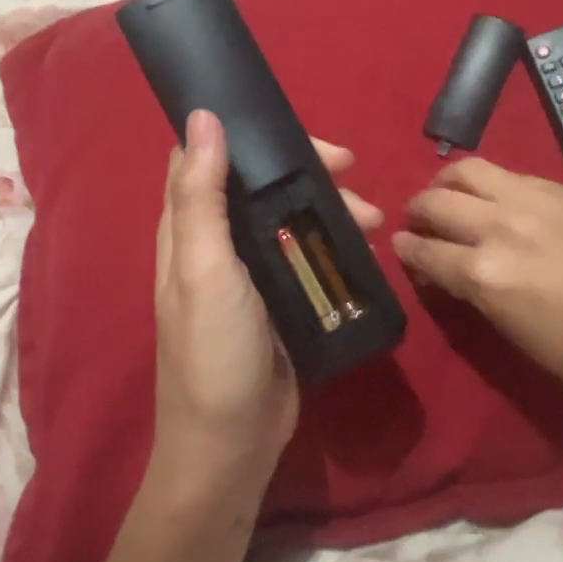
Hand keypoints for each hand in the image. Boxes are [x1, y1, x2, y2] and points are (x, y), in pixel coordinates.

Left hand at [152, 109, 382, 480]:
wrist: (233, 444)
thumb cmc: (213, 352)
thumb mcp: (205, 269)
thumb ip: (202, 197)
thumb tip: (203, 117)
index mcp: (188, 228)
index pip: (208, 158)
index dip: (247, 135)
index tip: (296, 132)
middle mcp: (217, 242)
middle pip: (259, 184)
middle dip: (305, 170)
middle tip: (351, 168)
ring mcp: (251, 272)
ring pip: (290, 216)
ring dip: (330, 206)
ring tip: (373, 218)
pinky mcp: (281, 299)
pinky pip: (309, 253)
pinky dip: (336, 240)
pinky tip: (367, 245)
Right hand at [391, 158, 562, 424]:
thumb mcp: (518, 336)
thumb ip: (474, 294)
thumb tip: (445, 271)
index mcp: (486, 275)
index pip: (424, 251)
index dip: (405, 250)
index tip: (399, 248)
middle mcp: (502, 227)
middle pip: (436, 201)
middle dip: (417, 212)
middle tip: (419, 224)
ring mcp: (535, 200)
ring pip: (467, 170)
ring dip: (446, 184)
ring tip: (447, 199)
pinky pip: (509, 173)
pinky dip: (488, 184)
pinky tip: (494, 201)